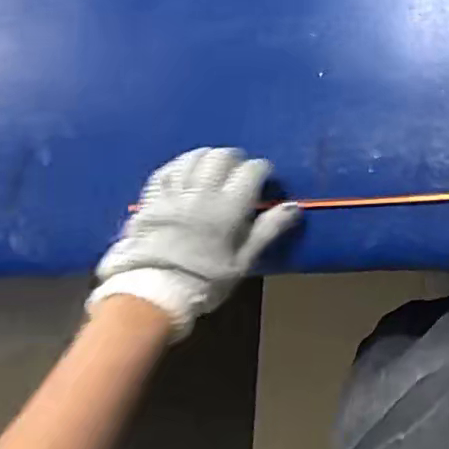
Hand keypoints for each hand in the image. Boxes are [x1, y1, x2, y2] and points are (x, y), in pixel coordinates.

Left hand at [89, 148, 300, 338]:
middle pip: (223, 156)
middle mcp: (203, 191)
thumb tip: (294, 206)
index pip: (252, 170)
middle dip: (235, 159)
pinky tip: (187, 170)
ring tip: (213, 167)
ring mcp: (176, 191)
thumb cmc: (206, 279)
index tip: (264, 180)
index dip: (261, 170)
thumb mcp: (244, 260)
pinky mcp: (154, 195)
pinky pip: (170, 168)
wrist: (156, 292)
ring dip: (209, 157)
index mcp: (229, 206)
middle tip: (238, 171)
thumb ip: (269, 229)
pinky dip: (181, 164)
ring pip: (195, 157)